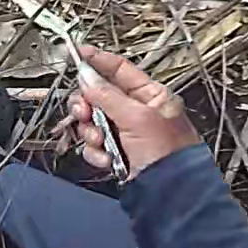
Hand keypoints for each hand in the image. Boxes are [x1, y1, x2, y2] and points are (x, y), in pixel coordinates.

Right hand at [65, 44, 199, 175]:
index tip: (78, 53)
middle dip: (86, 105)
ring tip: (101, 141)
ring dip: (90, 132)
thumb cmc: (168, 155)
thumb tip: (87, 76)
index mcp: (149, 95)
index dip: (98, 60)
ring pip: (90, 121)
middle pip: (97, 96)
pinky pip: (92, 145)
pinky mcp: (115, 152)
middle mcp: (135, 111)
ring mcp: (124, 132)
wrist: (169, 193)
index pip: (119, 69)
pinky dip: (95, 152)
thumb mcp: (137, 117)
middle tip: (84, 112)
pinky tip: (108, 158)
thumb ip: (108, 95)